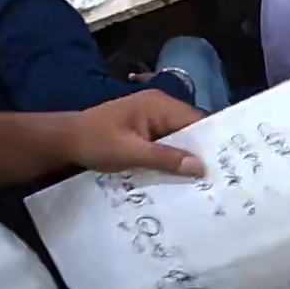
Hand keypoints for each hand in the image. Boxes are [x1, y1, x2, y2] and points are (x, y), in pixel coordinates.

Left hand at [58, 90, 205, 176]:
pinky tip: (177, 178)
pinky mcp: (143, 132)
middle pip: (190, 130)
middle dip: (200, 152)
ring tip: (202, 183)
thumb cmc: (95, 141)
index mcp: (159, 105)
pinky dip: (170, 159)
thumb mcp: (131, 152)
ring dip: (185, 158)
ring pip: (178, 139)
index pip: (196, 120)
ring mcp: (150, 119)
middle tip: (217, 180)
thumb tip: (200, 167)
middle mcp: (159, 107)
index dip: (212, 141)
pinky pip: (165, 144)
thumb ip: (165, 159)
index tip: (225, 165)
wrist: (64, 141)